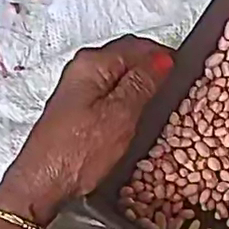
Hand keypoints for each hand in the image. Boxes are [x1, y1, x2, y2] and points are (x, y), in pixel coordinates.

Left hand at [0, 35, 173, 222]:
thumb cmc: (78, 152)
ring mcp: (77, 90)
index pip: (137, 46)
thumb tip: (161, 60)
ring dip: (141, 84)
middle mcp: (82, 70)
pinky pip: (109, 94)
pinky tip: (138, 115)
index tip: (186, 69)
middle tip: (179, 85)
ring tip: (163, 100)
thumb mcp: (120, 116)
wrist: (42, 183)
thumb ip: (142, 84)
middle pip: (126, 58)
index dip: (163, 55)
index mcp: (93, 64)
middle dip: (152, 67)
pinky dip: (128, 99)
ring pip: (118, 77)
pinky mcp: (77, 110)